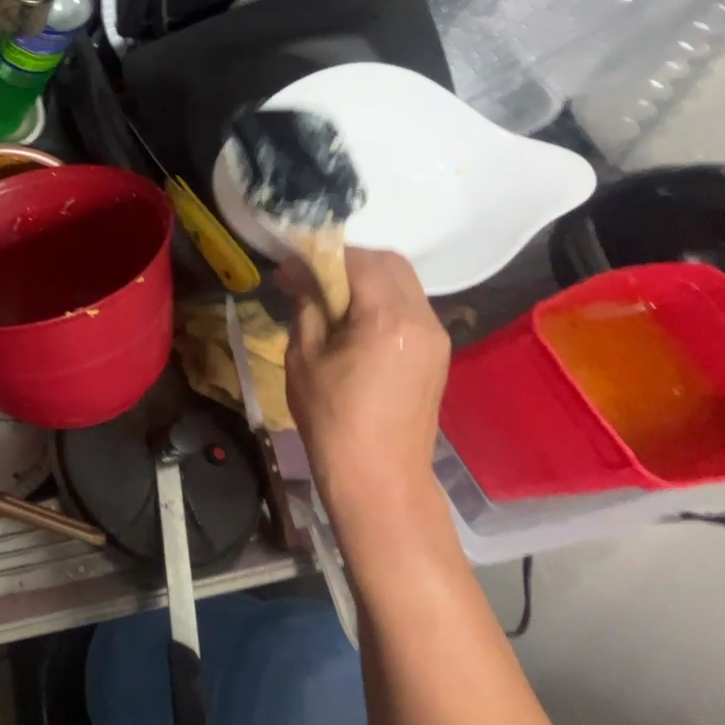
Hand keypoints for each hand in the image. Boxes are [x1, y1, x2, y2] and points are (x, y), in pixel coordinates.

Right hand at [281, 248, 449, 499]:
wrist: (377, 469)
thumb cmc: (330, 414)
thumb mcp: (303, 356)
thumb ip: (307, 309)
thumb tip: (299, 278)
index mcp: (387, 319)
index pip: (359, 262)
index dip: (322, 255)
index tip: (290, 262)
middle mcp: (421, 319)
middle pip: (391, 264)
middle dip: (349, 259)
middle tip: (309, 273)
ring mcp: (435, 336)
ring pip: (404, 283)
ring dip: (366, 278)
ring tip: (327, 295)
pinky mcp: (435, 352)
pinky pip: (409, 306)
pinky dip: (380, 298)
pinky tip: (350, 317)